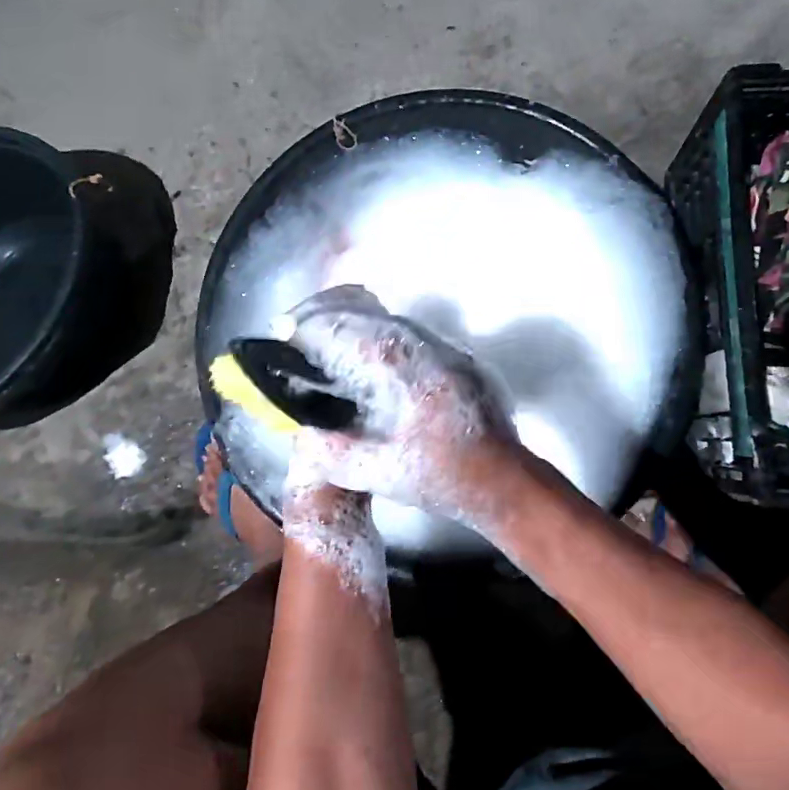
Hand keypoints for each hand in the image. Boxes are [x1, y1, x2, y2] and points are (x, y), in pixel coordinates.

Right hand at [277, 286, 519, 531]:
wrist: (505, 477)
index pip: (345, 326)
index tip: (284, 332)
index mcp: (403, 368)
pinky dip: (387, 342)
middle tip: (300, 334)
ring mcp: (451, 351)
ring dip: (359, 327)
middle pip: (369, 312)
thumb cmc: (441, 476)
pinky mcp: (465, 361)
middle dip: (329, 317)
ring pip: (395, 321)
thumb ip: (330, 450)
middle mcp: (428, 347)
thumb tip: (301, 430)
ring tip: (331, 349)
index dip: (308, 326)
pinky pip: (417, 338)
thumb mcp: (375, 473)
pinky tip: (375, 368)